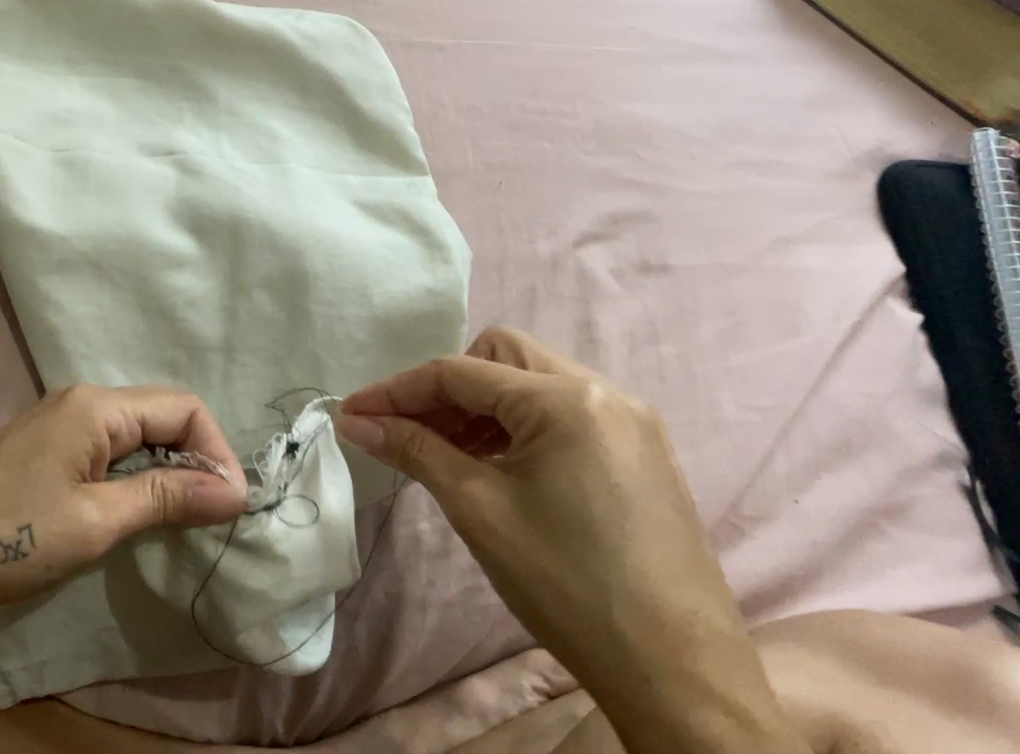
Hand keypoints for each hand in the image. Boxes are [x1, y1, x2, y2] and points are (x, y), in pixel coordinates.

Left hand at [0, 384, 248, 623]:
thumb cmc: (12, 536)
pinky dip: (137, 475)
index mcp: (96, 406)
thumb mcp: (97, 521)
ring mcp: (61, 423)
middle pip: (163, 416)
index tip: (232, 508)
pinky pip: (111, 449)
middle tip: (214, 518)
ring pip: (138, 434)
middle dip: (196, 460)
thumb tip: (236, 491)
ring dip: (168, 471)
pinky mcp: (48, 448)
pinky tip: (140, 511)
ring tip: (184, 520)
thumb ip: (166, 497)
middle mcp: (82, 401)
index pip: (184, 408)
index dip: (217, 452)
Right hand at [337, 328, 807, 753]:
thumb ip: (414, 449)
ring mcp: (630, 422)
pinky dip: (516, 426)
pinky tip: (493, 466)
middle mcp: (604, 392)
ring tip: (442, 452)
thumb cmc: (566, 583)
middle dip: (444, 386)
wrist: (677, 672)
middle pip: (500, 356)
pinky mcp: (640, 453)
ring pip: (531, 382)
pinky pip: (561, 413)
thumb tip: (356, 421)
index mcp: (566, 399)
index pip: (459, 371)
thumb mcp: (476, 508)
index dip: (396, 390)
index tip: (351, 415)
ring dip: (478, 406)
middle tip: (409, 431)